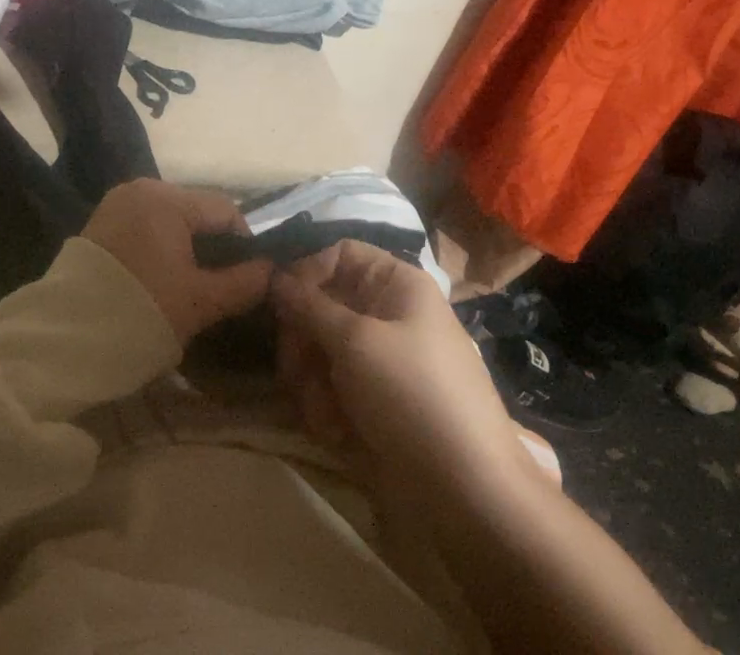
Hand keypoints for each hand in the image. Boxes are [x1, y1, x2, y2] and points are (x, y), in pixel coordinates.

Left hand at [81, 179, 273, 343]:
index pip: (225, 210)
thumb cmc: (144, 310)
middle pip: (197, 212)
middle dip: (214, 246)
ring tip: (189, 287)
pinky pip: (145, 228)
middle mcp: (139, 189)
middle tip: (219, 286)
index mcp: (166, 199)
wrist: (69, 337)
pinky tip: (161, 280)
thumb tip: (270, 270)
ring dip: (186, 248)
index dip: (245, 244)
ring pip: (171, 221)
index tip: (248, 278)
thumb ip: (245, 281)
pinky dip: (160, 248)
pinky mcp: (100, 224)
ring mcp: (115, 205)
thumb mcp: (202, 301)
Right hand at [273, 240, 526, 484]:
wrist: (463, 486)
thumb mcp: (355, 341)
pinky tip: (337, 433)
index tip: (277, 304)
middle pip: (322, 305)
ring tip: (324, 414)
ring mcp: (381, 360)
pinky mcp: (373, 400)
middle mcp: (389, 314)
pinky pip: (333, 387)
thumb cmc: (411, 394)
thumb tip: (276, 277)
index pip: (339, 254)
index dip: (306, 273)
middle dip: (303, 342)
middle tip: (295, 371)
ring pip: (320, 350)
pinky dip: (327, 408)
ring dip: (312, 382)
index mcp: (398, 284)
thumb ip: (309, 306)